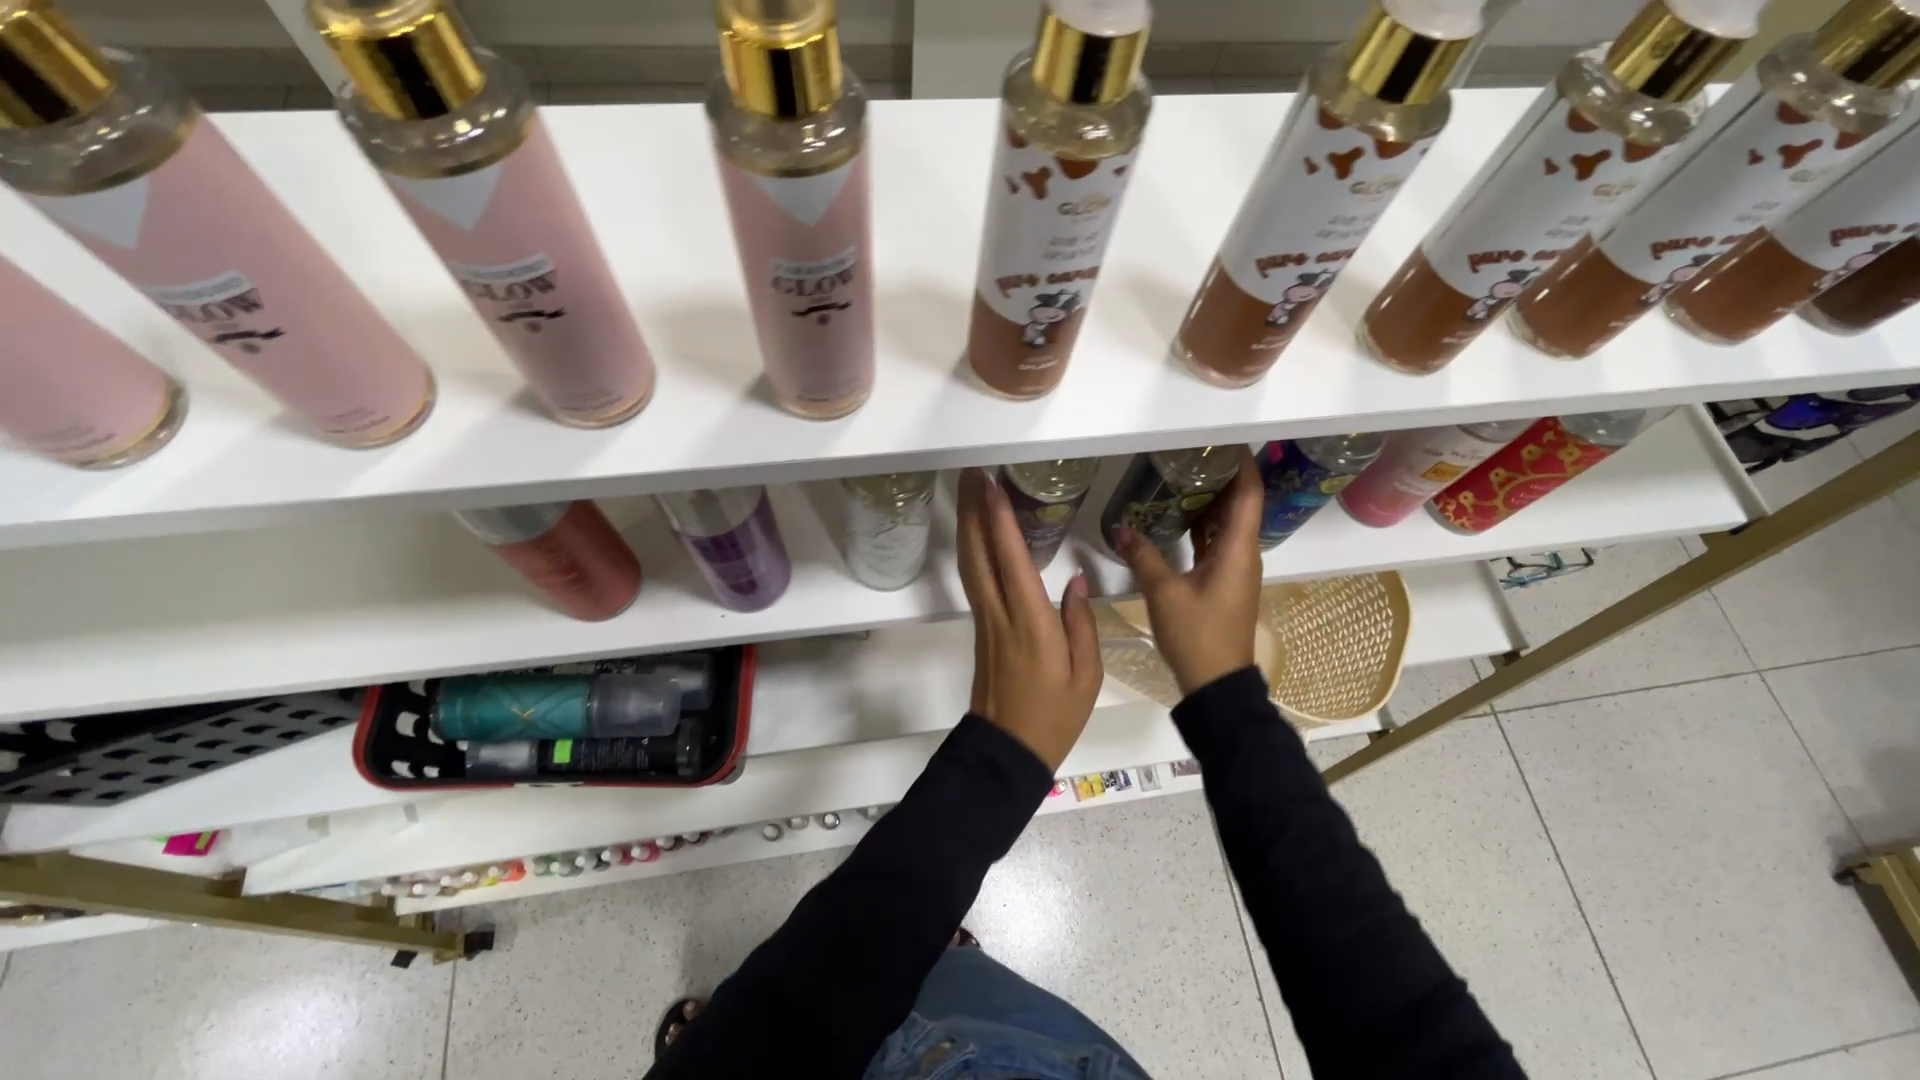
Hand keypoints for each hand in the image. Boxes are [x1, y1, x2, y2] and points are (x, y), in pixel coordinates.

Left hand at [956, 467, 1102, 770]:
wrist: (1007, 750)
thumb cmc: (1054, 716)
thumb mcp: (1086, 675)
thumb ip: (1081, 624)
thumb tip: (1077, 580)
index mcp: (1030, 623)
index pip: (1010, 560)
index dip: (999, 520)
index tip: (991, 485)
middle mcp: (1000, 615)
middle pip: (979, 553)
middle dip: (972, 510)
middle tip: (971, 472)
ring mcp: (985, 621)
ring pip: (970, 564)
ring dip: (967, 525)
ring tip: (967, 491)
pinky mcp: (981, 629)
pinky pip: (973, 580)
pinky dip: (972, 550)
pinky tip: (976, 536)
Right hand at [1112, 459, 1262, 695]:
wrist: (1216, 684)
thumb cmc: (1197, 635)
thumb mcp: (1164, 593)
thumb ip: (1142, 556)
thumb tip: (1120, 528)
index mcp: (1239, 549)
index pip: (1249, 493)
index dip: (1242, 463)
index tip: (1225, 440)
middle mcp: (1244, 554)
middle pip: (1240, 505)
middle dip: (1221, 477)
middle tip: (1192, 454)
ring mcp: (1236, 570)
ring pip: (1228, 525)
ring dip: (1211, 502)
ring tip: (1183, 477)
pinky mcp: (1225, 584)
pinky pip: (1218, 544)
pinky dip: (1203, 527)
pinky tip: (1179, 519)